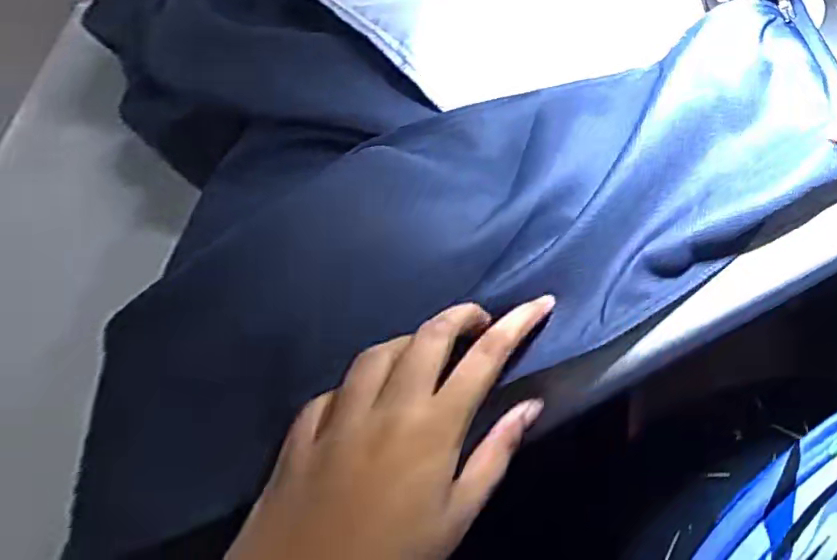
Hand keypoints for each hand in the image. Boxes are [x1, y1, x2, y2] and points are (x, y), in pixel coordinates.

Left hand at [227, 297, 555, 559]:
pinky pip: (329, 394)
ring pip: (376, 355)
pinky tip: (364, 398)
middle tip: (480, 322)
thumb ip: (496, 453)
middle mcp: (389, 410)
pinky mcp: (295, 447)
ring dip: (409, 342)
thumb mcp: (457, 515)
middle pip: (429, 336)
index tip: (542, 302)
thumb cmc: (393, 556)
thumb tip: (531, 405)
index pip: (487, 354)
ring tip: (425, 353)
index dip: (519, 321)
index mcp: (435, 425)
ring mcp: (337, 425)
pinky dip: (355, 384)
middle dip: (462, 316)